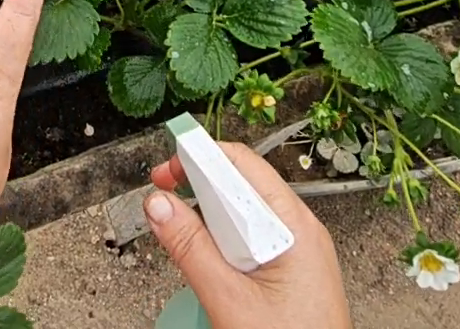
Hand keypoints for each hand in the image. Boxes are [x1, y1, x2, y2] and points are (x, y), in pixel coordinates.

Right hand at [145, 141, 352, 328]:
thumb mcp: (230, 302)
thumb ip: (191, 249)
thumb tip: (159, 206)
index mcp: (293, 227)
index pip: (240, 165)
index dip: (198, 158)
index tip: (165, 170)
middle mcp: (299, 232)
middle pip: (241, 185)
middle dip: (198, 186)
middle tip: (162, 198)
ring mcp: (298, 253)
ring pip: (244, 213)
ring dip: (209, 216)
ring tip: (182, 233)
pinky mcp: (292, 274)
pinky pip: (252, 239)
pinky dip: (224, 240)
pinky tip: (208, 259)